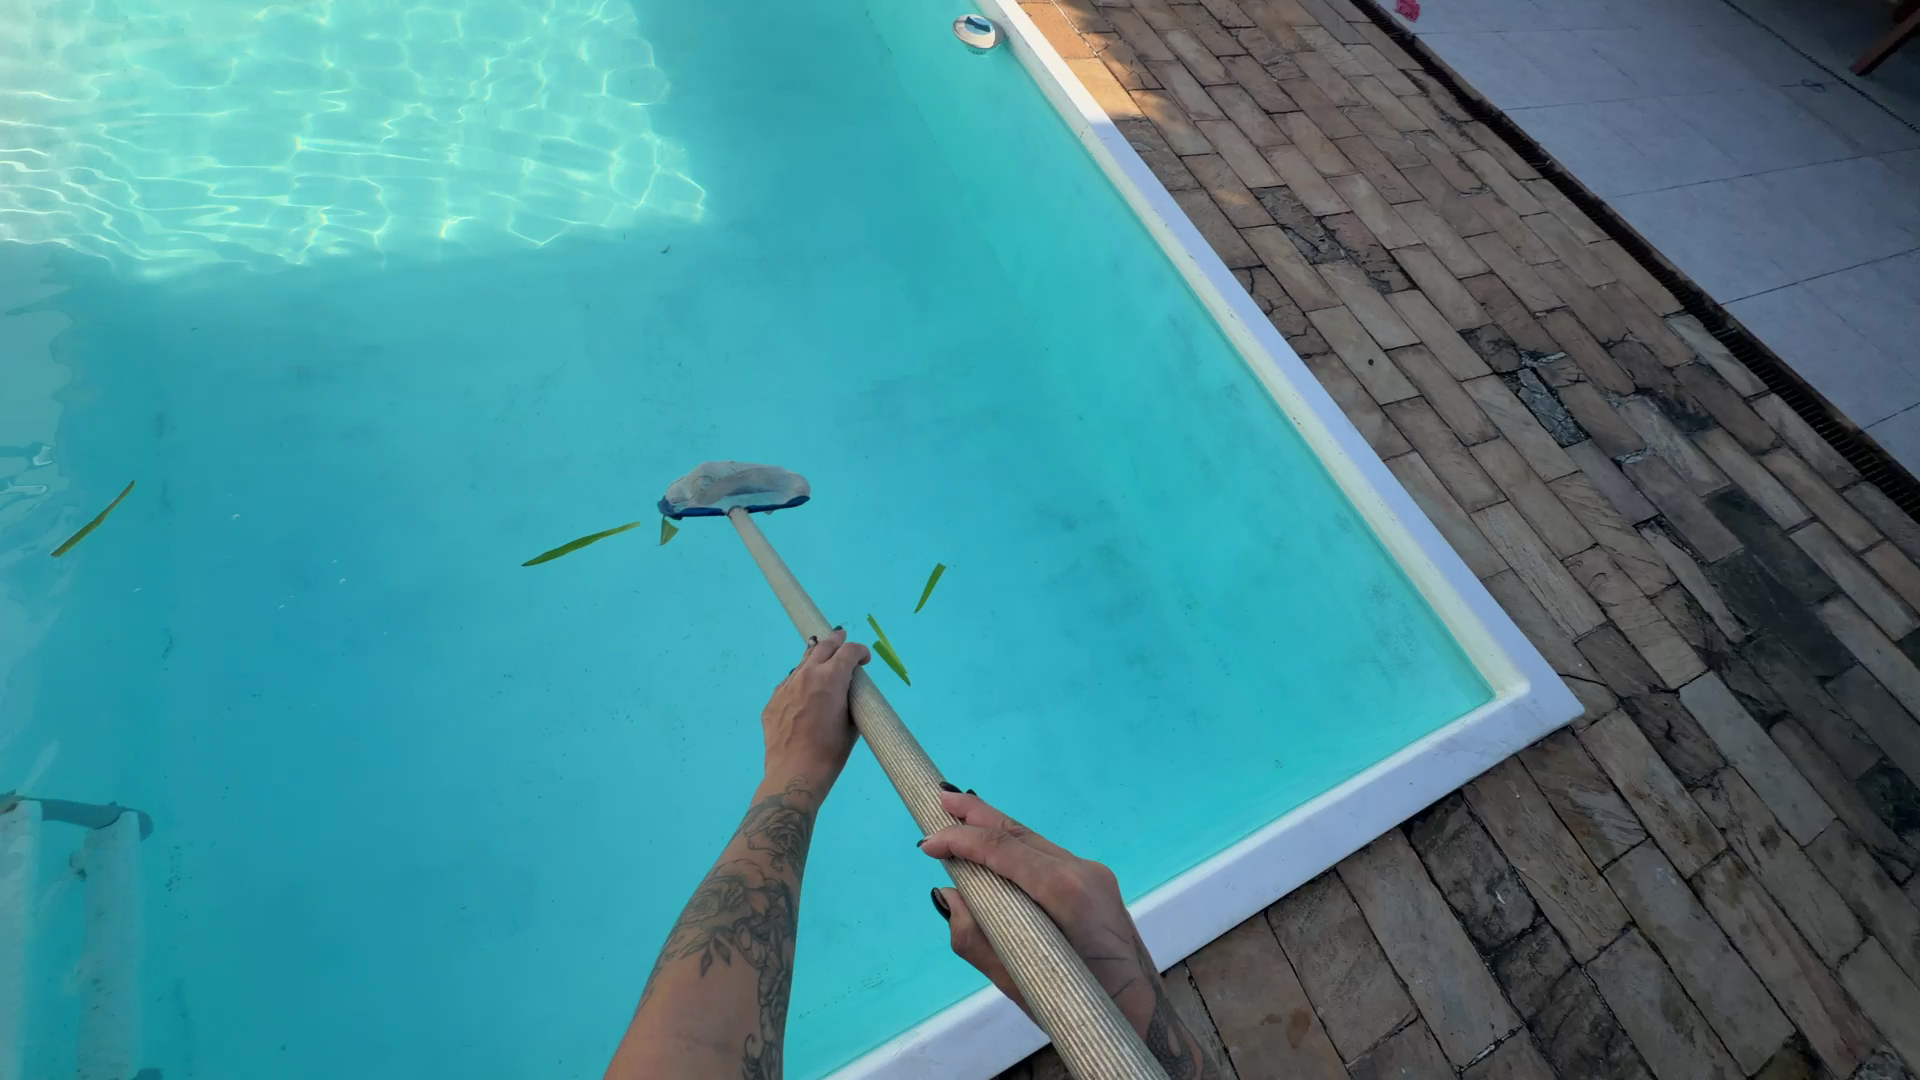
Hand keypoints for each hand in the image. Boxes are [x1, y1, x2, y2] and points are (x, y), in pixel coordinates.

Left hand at [760, 628, 867, 791]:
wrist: (795, 771)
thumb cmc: (831, 752)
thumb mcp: (853, 723)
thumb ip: (851, 700)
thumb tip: (847, 691)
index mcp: (831, 678)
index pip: (849, 651)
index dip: (860, 651)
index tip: (865, 659)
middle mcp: (807, 675)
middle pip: (823, 647)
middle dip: (836, 640)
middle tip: (842, 637)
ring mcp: (786, 686)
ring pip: (802, 662)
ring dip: (815, 657)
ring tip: (821, 656)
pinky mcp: (773, 701)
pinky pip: (789, 682)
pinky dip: (800, 680)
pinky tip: (803, 691)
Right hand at [918, 792, 1216, 1076]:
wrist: (1146, 1018)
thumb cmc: (1083, 1009)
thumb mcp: (1020, 984)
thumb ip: (976, 939)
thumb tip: (948, 895)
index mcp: (1067, 892)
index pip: (1004, 851)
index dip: (962, 841)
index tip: (928, 844)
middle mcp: (1081, 870)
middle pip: (1018, 833)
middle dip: (977, 814)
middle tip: (940, 799)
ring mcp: (1091, 871)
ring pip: (1031, 839)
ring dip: (993, 826)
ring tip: (958, 812)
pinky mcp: (1094, 878)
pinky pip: (1044, 853)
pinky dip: (1013, 845)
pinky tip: (994, 843)